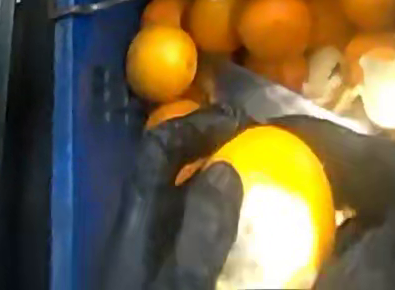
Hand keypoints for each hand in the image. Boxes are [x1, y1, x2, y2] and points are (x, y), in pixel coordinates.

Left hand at [97, 107, 245, 289]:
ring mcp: (146, 255)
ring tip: (258, 187)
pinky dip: (218, 224)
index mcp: (136, 220)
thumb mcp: (180, 287)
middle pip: (171, 170)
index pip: (158, 147)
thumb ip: (200, 233)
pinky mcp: (160, 277)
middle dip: (213, 149)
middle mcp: (138, 229)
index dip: (196, 125)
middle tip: (257, 148)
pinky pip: (190, 236)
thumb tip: (226, 167)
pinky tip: (245, 240)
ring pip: (182, 202)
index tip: (240, 122)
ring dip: (218, 185)